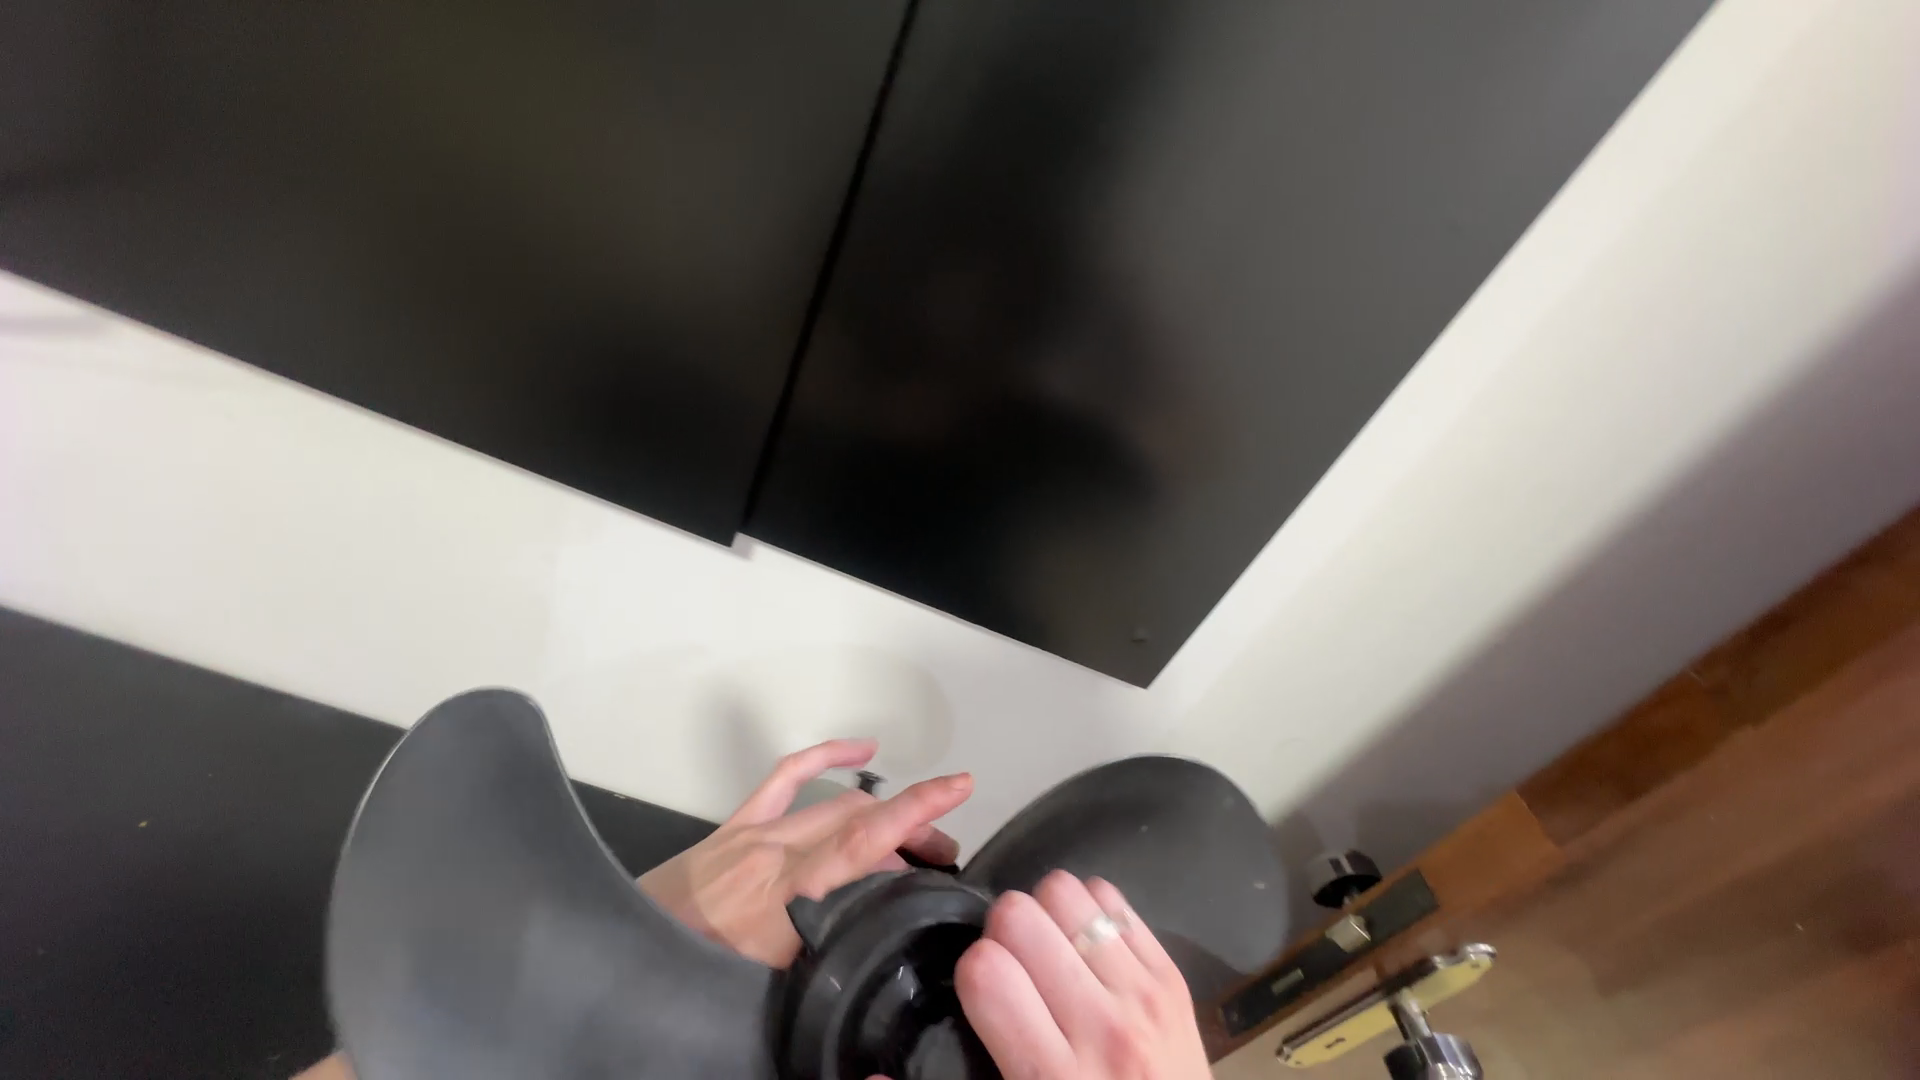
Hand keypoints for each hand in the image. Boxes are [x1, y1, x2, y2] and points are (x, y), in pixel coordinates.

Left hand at [638, 737, 972, 967]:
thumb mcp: (767, 991)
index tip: (957, 787)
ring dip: (885, 813)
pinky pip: (789, 776)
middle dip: (915, 832)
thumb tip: (873, 968)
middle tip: (948, 856)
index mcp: (782, 904)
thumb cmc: (690, 978)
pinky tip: (862, 751)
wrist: (620, 956)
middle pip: (859, 826)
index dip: (914, 814)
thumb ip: (823, 966)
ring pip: (837, 806)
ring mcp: (756, 834)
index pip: (860, 846)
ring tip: (920, 831)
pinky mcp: (739, 824)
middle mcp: (774, 858)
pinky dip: (828, 757)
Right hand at [950, 871, 1210, 1079]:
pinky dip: (1089, 910)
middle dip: (1004, 930)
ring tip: (1053, 948)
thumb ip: (986, 1054)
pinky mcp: (1171, 973)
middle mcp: (1100, 1027)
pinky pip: (1110, 896)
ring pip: (1063, 891)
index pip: (985, 972)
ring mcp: (1142, 993)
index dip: (973, 969)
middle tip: (1016, 962)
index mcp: (1053, 1077)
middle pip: (1018, 915)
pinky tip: (1089, 945)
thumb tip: (926, 1020)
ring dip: (1047, 913)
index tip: (984, 988)